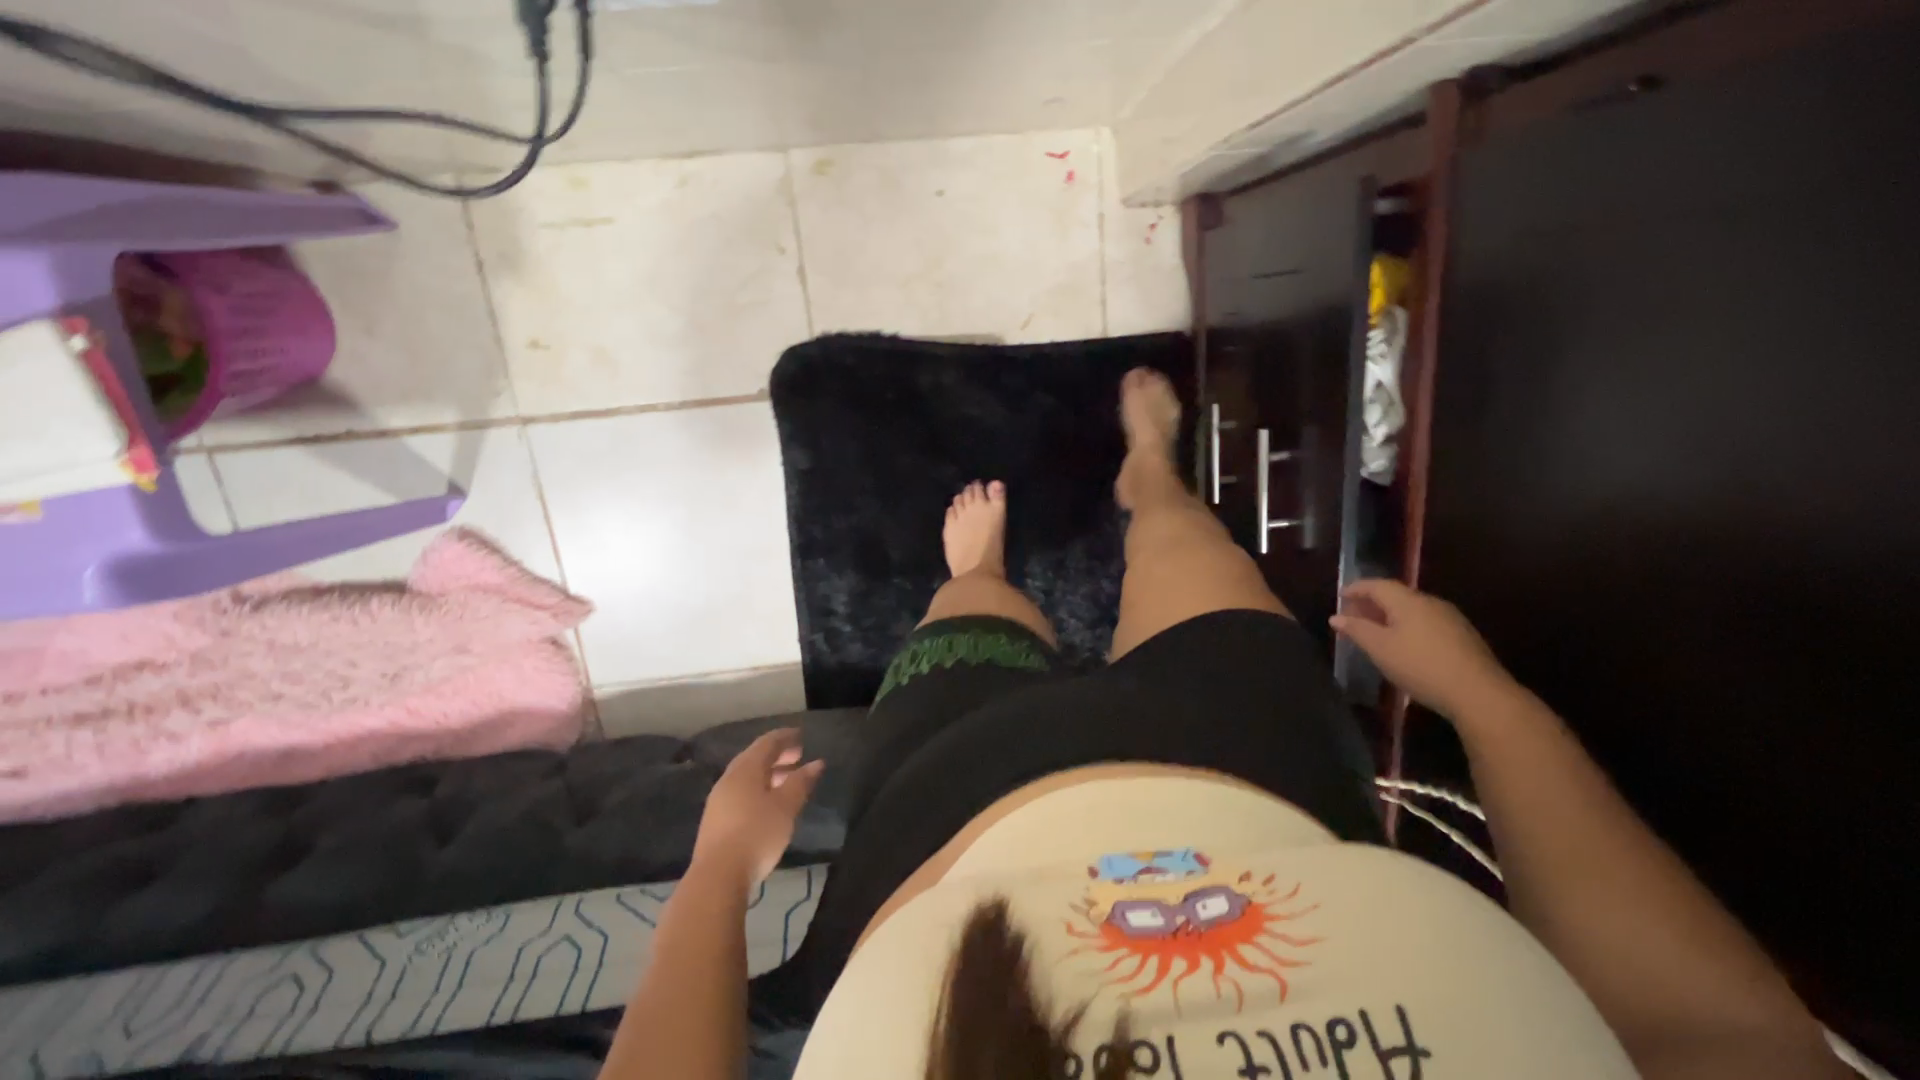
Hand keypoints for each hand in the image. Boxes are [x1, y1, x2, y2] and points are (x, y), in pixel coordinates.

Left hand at [692, 729, 824, 890]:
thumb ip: (801, 783)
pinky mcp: (716, 820)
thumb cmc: (757, 834)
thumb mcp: (785, 807)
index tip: (801, 735)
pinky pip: (740, 793)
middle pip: (754, 758)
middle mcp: (729, 779)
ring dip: (768, 773)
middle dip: (777, 755)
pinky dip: (758, 789)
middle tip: (798, 756)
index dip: (785, 737)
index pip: (766, 743)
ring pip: (746, 777)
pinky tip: (769, 803)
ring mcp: (719, 800)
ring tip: (787, 780)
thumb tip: (816, 763)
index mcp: (745, 770)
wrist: (718, 875)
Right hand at [1330, 579, 1519, 721]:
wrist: (1478, 692)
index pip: (1378, 585)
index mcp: (1408, 601)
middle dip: (1373, 603)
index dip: (1357, 588)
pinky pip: (1427, 623)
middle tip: (1355, 616)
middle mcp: (1430, 602)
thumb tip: (1336, 617)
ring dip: (1391, 616)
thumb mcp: (1380, 649)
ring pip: (1413, 610)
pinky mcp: (1463, 636)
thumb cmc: (1420, 666)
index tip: (1341, 596)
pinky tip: (1406, 646)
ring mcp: (1450, 619)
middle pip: (1396, 595)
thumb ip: (1357, 630)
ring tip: (1377, 633)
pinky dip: (1409, 627)